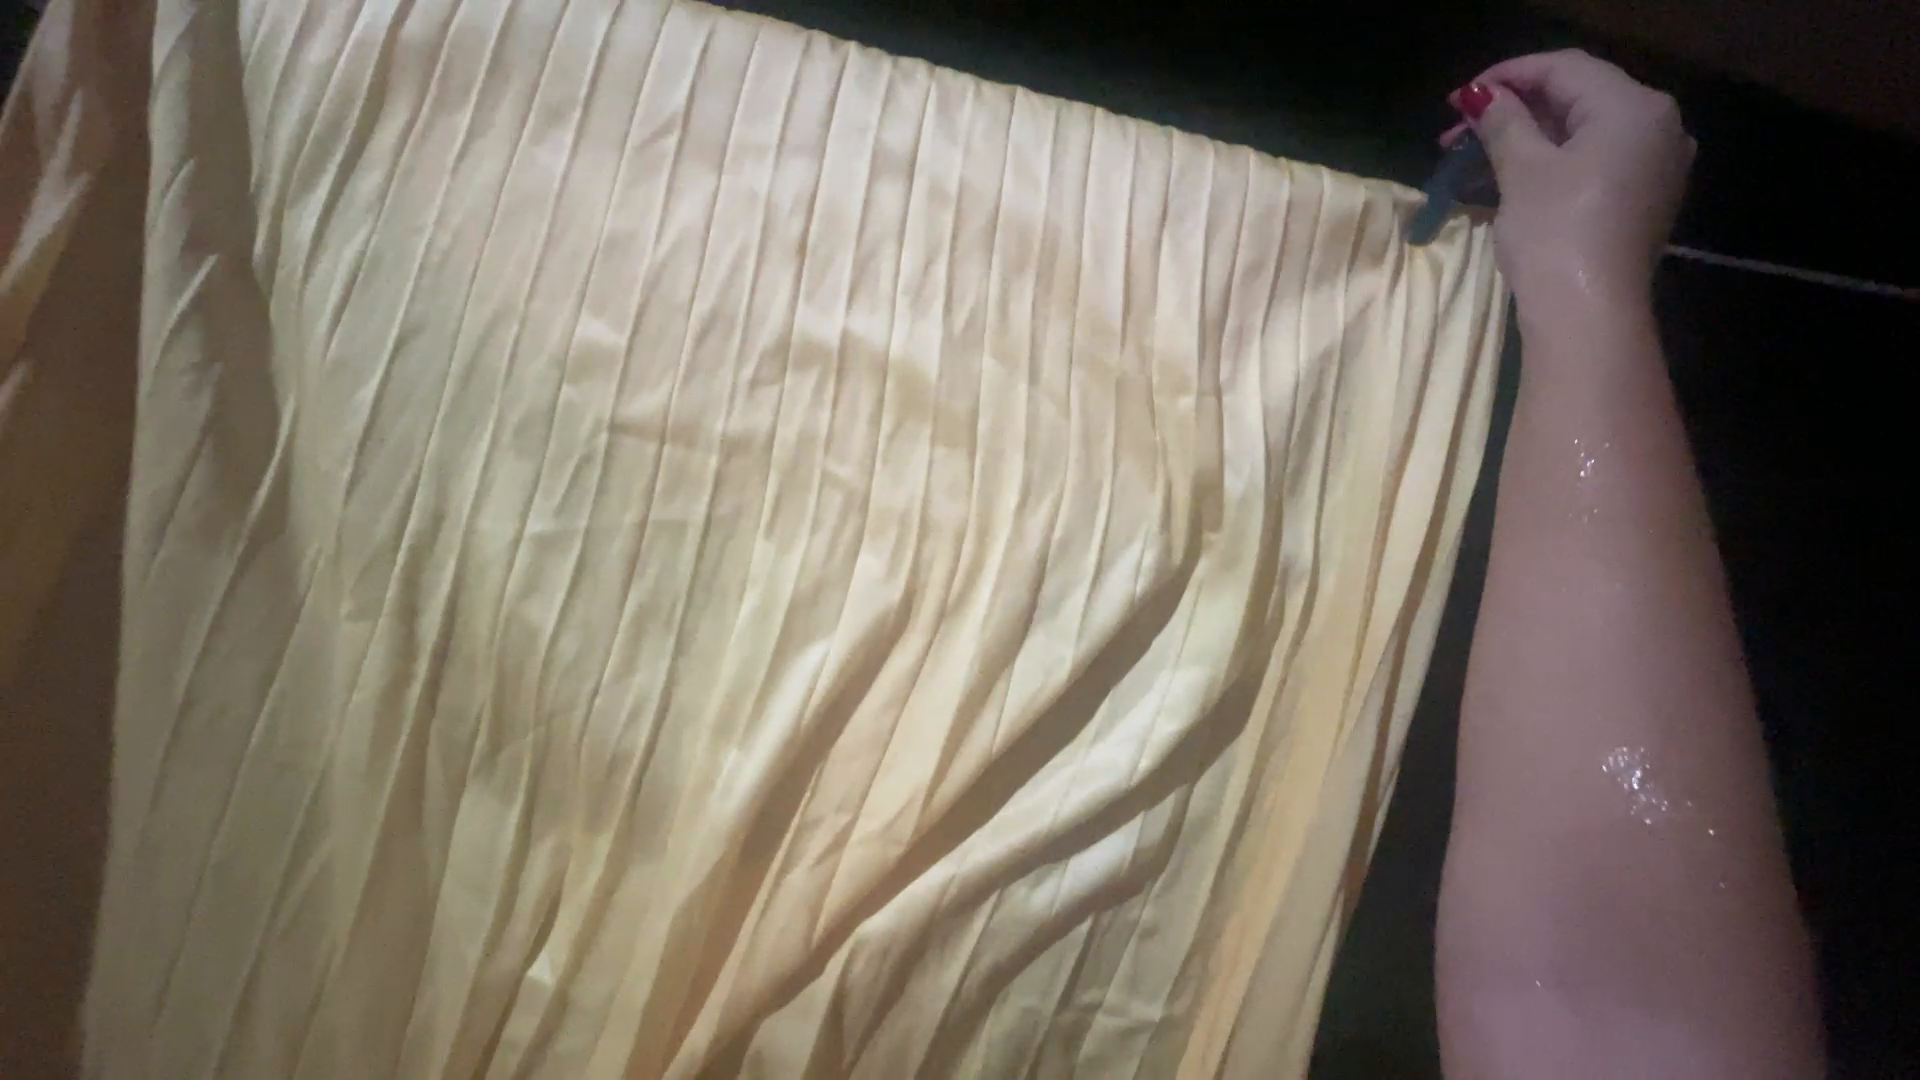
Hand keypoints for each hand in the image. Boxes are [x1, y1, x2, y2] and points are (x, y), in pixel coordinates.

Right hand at [1449, 51, 1694, 312]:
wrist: (1587, 310)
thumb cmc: (1554, 233)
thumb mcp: (1522, 173)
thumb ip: (1504, 126)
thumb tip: (1482, 95)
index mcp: (1633, 107)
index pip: (1565, 69)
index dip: (1507, 75)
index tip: (1458, 98)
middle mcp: (1656, 126)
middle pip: (1575, 100)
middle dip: (1511, 113)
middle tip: (1454, 135)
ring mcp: (1653, 165)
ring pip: (1581, 135)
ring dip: (1525, 141)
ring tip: (1473, 162)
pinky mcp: (1639, 200)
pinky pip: (1592, 164)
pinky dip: (1549, 164)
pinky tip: (1512, 182)